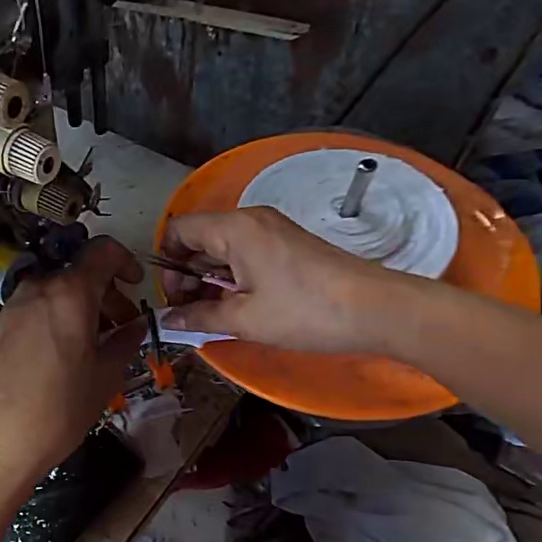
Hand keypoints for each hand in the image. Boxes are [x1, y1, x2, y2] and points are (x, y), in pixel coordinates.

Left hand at [0, 236, 147, 481]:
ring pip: (56, 289)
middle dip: (105, 293)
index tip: (134, 284)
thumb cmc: (64, 406)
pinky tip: (67, 349)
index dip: (125, 261)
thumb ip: (127, 340)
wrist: (6, 437)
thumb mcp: (108, 373)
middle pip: (79, 272)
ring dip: (81, 305)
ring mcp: (16, 305)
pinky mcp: (2, 324)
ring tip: (95, 341)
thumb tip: (137, 326)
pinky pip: (37, 306)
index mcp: (71, 293)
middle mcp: (39, 288)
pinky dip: (57, 315)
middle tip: (121, 326)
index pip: (103, 252)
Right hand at [158, 207, 430, 353]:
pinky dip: (232, 277)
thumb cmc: (304, 311)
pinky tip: (237, 306)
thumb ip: (198, 317)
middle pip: (199, 238)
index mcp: (234, 228)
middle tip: (189, 312)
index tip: (173, 297)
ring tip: (212, 315)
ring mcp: (272, 230)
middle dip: (186, 275)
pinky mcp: (287, 244)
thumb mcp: (243, 319)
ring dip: (209, 280)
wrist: (375, 309)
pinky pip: (245, 254)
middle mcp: (251, 220)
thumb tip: (168, 321)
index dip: (166, 263)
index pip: (179, 230)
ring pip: (222, 249)